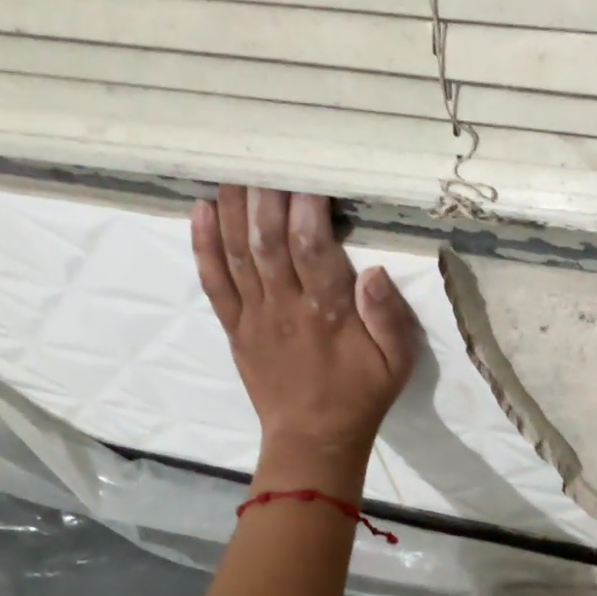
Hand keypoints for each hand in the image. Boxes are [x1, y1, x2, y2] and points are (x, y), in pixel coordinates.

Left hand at [191, 187, 417, 489]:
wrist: (312, 440)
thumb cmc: (361, 395)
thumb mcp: (397, 361)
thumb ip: (387, 316)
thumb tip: (374, 272)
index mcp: (328, 313)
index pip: (313, 248)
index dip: (307, 207)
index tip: (308, 173)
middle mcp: (286, 308)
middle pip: (269, 241)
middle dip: (266, 195)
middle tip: (265, 155)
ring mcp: (255, 316)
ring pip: (238, 254)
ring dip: (232, 209)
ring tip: (231, 167)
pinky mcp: (235, 327)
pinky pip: (214, 282)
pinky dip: (203, 246)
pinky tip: (199, 210)